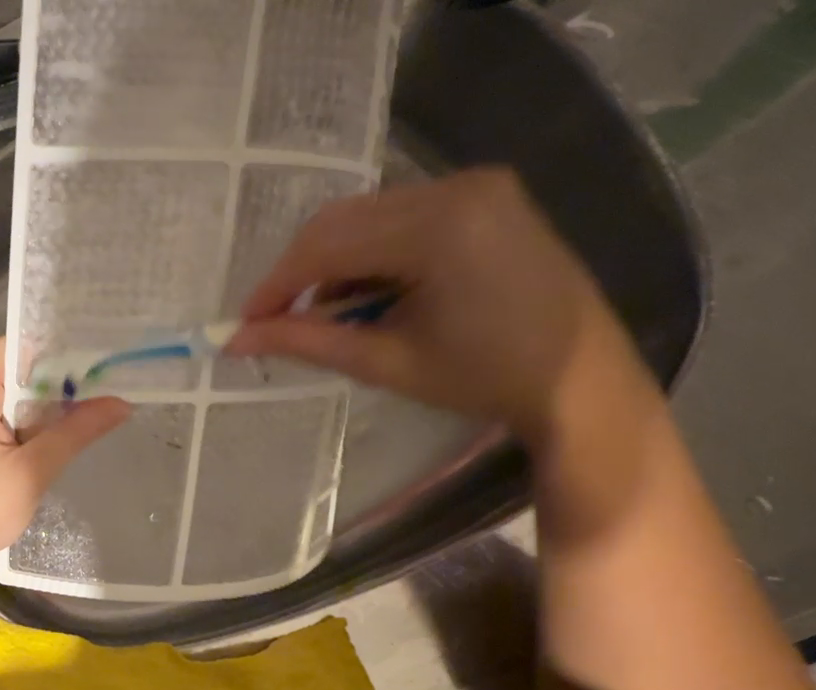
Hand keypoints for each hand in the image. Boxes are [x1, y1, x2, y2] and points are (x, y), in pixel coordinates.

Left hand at [0, 338, 129, 576]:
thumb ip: (77, 431)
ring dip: (51, 401)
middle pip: (18, 369)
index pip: (14, 347)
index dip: (55, 345)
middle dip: (61, 374)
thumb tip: (121, 403)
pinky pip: (10, 415)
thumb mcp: (34, 469)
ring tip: (100, 394)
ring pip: (17, 394)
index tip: (96, 346)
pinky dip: (37, 420)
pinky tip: (69, 424)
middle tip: (110, 372)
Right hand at [228, 168, 648, 441]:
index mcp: (439, 227)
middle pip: (341, 221)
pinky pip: (399, 214)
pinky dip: (369, 252)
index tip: (243, 324)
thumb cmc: (484, 378)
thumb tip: (235, 341)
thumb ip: (307, 342)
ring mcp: (476, 185)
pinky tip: (367, 292)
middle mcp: (457, 188)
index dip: (275, 285)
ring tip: (326, 314)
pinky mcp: (486, 195)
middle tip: (275, 321)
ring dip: (332, 262)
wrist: (580, 378)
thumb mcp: (385, 362)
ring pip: (365, 215)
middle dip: (299, 272)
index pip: (326, 245)